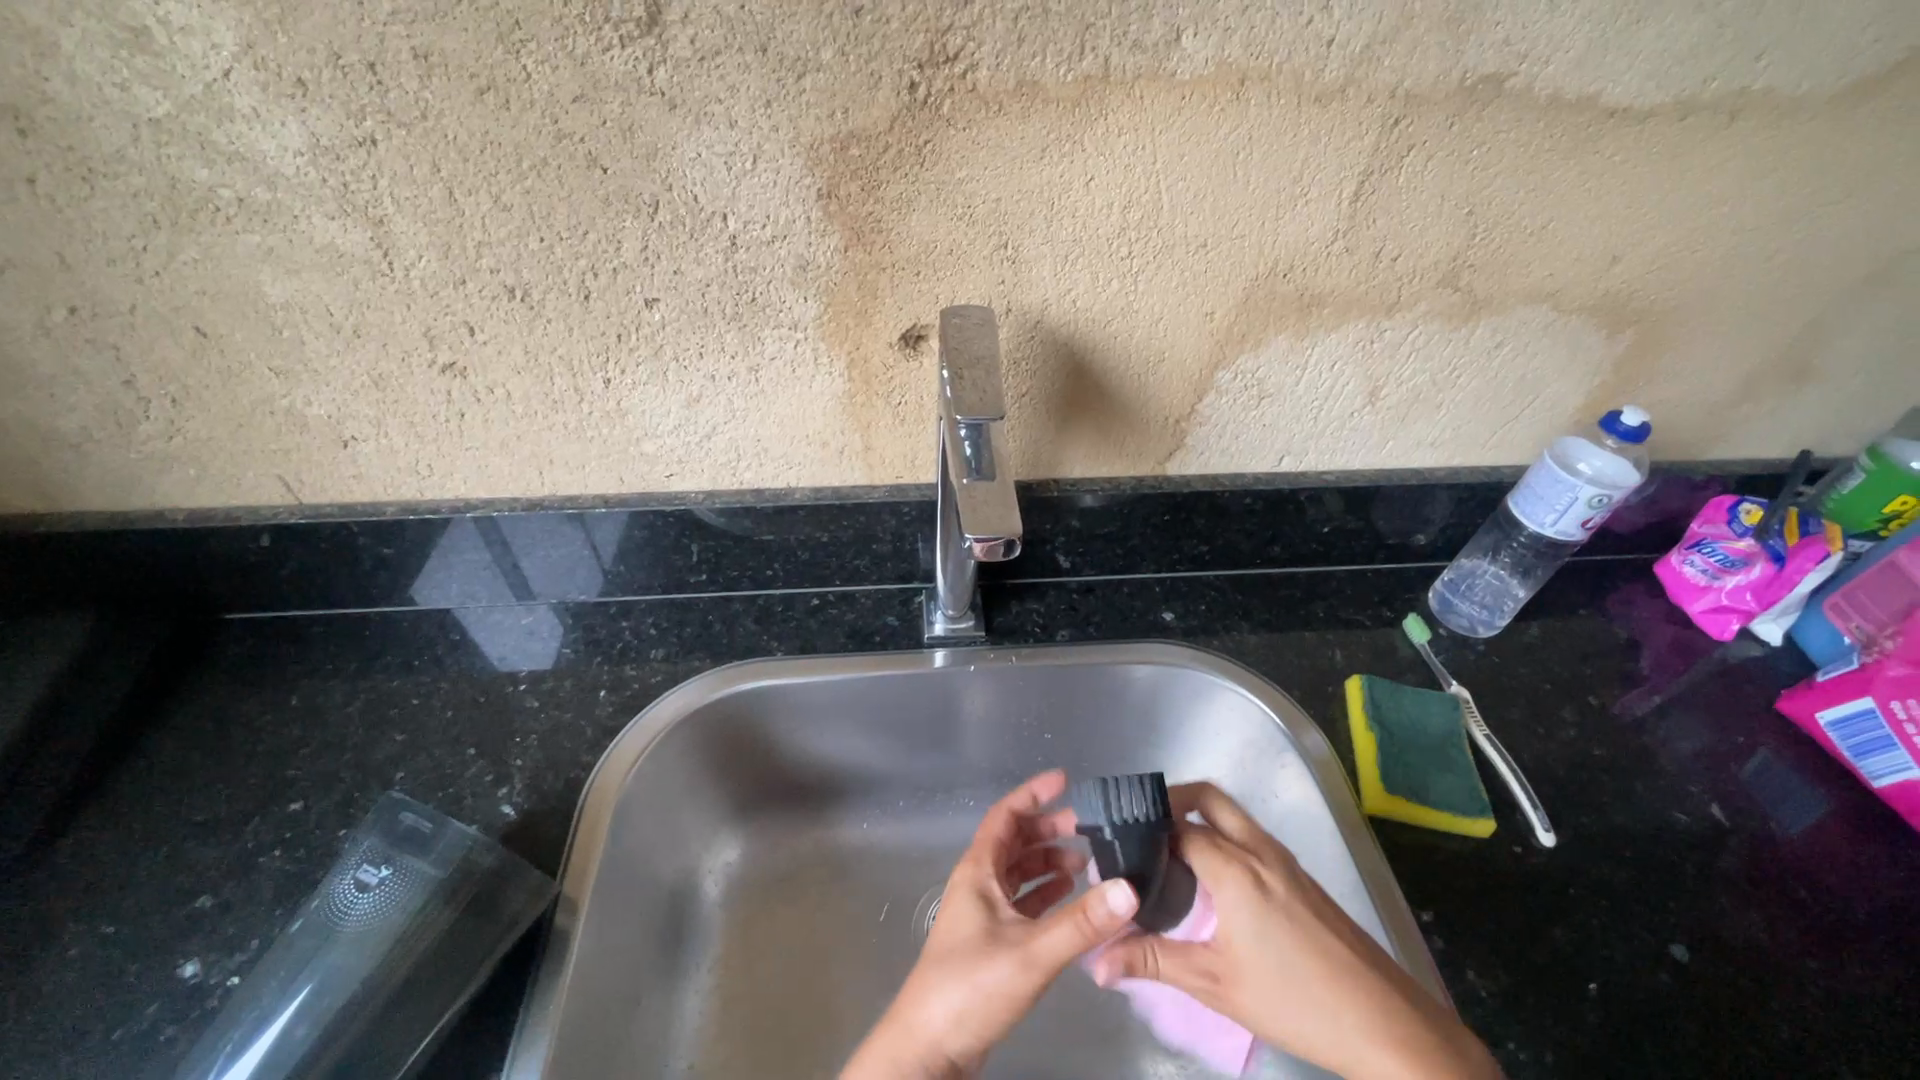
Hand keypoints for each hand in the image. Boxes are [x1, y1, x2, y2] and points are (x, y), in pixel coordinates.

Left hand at [841, 769, 1138, 1078]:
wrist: (930, 1048)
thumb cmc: (970, 987)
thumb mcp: (1031, 951)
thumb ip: (1081, 922)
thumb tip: (1130, 887)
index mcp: (978, 872)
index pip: (1005, 816)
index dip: (1033, 794)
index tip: (1066, 780)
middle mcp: (978, 885)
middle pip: (1015, 843)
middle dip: (1050, 830)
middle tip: (1091, 827)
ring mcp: (982, 915)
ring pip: (1019, 874)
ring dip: (1050, 864)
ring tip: (1089, 862)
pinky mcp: (991, 944)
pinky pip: (1022, 905)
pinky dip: (1047, 896)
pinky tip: (1072, 899)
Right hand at [1089, 783, 1500, 1079]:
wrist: (1385, 1022)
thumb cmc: (1295, 1001)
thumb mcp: (1215, 984)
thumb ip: (1153, 961)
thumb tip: (1098, 961)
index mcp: (1235, 868)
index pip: (1176, 826)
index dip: (1142, 831)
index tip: (1116, 846)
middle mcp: (1260, 850)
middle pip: (1209, 797)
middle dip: (1171, 800)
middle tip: (1141, 827)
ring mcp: (1286, 861)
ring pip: (1234, 815)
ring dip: (1200, 817)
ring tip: (1169, 851)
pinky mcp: (1302, 878)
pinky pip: (1253, 837)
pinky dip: (1224, 836)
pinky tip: (1214, 879)